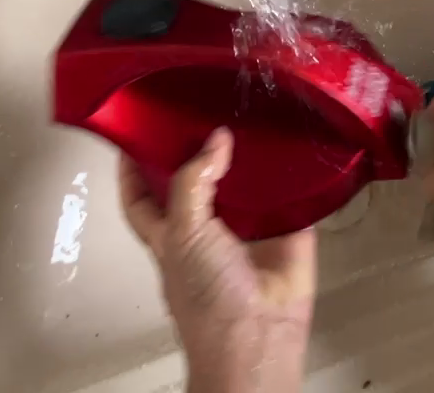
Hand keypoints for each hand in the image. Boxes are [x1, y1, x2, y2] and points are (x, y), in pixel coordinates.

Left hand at [120, 128, 316, 392]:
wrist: (260, 331)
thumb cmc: (208, 297)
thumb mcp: (183, 236)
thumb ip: (192, 184)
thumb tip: (215, 138)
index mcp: (172, 232)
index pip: (142, 196)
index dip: (135, 166)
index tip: (138, 128)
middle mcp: (209, 224)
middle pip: (201, 177)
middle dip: (204, 146)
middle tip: (211, 102)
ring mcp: (251, 221)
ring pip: (248, 177)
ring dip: (253, 149)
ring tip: (257, 106)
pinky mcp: (290, 221)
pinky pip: (293, 186)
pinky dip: (296, 164)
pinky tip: (298, 133)